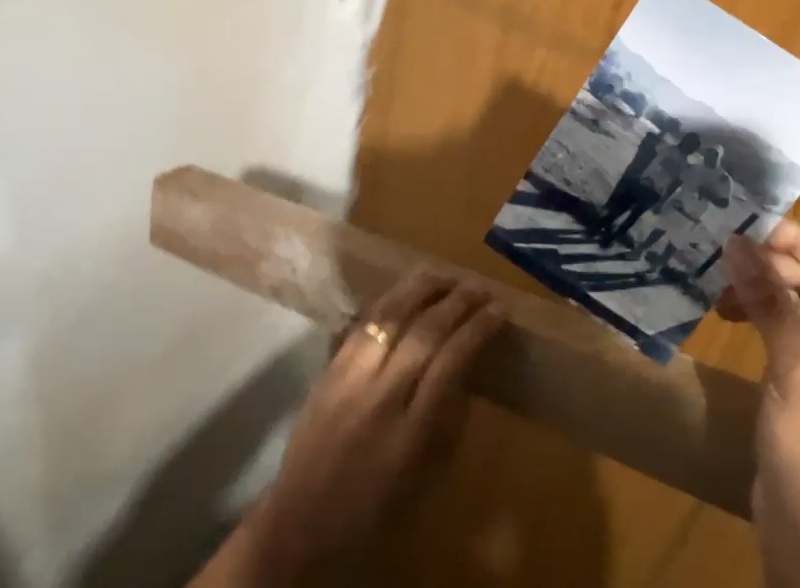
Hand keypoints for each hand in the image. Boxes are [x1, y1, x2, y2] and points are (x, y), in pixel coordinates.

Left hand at [193, 273, 504, 586]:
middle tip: (480, 288)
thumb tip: (465, 369)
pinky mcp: (326, 372)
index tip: (500, 311)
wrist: (300, 521)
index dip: (478, 329)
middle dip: (457, 302)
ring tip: (446, 277)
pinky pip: (361, 326)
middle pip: (423, 332)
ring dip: (421, 290)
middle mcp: (379, 397)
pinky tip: (405, 293)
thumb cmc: (373, 508)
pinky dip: (387, 303)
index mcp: (411, 431)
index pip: (452, 361)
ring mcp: (348, 380)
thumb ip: (448, 419)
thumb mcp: (425, 475)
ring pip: (388, 317)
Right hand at [719, 224, 799, 587]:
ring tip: (720, 289)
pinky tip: (732, 313)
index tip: (747, 222)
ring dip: (766, 295)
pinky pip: (795, 336)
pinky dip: (765, 320)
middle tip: (722, 255)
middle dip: (775, 270)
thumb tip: (736, 240)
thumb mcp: (797, 368)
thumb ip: (769, 300)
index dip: (797, 242)